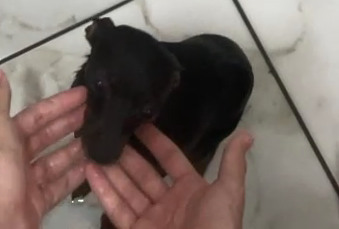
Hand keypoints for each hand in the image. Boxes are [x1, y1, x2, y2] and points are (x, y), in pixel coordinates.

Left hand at [0, 70, 88, 228]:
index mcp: (7, 138)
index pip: (37, 115)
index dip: (59, 104)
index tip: (84, 93)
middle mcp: (17, 158)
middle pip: (48, 136)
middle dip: (70, 122)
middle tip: (97, 111)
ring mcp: (29, 182)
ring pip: (57, 160)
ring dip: (76, 147)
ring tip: (100, 134)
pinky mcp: (40, 203)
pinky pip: (61, 184)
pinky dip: (76, 174)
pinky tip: (94, 163)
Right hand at [82, 123, 251, 228]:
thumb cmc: (216, 228)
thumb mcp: (228, 194)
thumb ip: (232, 165)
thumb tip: (248, 135)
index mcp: (191, 190)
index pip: (169, 158)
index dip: (155, 141)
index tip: (138, 120)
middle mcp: (168, 202)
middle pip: (143, 172)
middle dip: (126, 153)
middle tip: (107, 130)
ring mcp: (151, 220)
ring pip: (127, 189)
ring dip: (111, 169)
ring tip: (92, 147)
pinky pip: (117, 210)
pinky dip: (104, 192)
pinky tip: (90, 172)